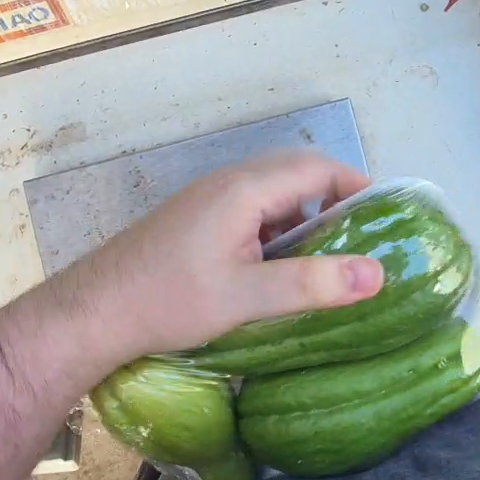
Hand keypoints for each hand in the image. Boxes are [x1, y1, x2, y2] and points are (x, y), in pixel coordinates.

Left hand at [60, 151, 385, 361]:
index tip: (386, 219)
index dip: (357, 186)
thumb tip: (377, 274)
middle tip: (362, 243)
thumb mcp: (247, 297)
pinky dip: (277, 233)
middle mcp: (228, 183)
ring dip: (304, 220)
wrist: (94, 312)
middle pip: (296, 175)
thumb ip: (312, 283)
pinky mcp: (197, 221)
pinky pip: (251, 213)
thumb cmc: (169, 300)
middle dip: (335, 202)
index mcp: (244, 188)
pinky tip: (280, 271)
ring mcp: (209, 200)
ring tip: (329, 262)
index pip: (317, 167)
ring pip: (273, 196)